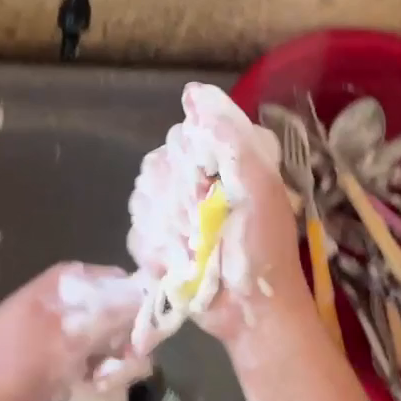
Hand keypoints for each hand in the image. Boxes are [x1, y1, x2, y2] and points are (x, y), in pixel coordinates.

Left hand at [0, 262, 143, 400]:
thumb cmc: (10, 362)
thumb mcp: (66, 333)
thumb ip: (113, 310)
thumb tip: (154, 290)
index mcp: (71, 279)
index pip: (127, 283)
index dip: (141, 310)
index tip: (140, 341)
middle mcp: (70, 299)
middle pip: (124, 315)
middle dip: (128, 344)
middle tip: (113, 368)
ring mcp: (64, 333)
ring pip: (113, 345)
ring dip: (115, 366)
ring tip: (97, 383)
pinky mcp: (58, 364)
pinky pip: (96, 366)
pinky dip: (100, 379)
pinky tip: (88, 390)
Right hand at [127, 83, 305, 346]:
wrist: (253, 309)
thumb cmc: (264, 243)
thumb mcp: (259, 182)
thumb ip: (230, 133)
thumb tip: (191, 92)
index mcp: (217, 155)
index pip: (180, 134)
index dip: (192, 158)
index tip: (212, 180)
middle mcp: (189, 174)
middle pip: (156, 164)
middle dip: (179, 195)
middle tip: (206, 218)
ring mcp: (169, 207)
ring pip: (142, 196)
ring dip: (169, 225)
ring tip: (197, 246)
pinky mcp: (154, 240)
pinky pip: (136, 230)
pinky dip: (158, 249)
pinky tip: (181, 262)